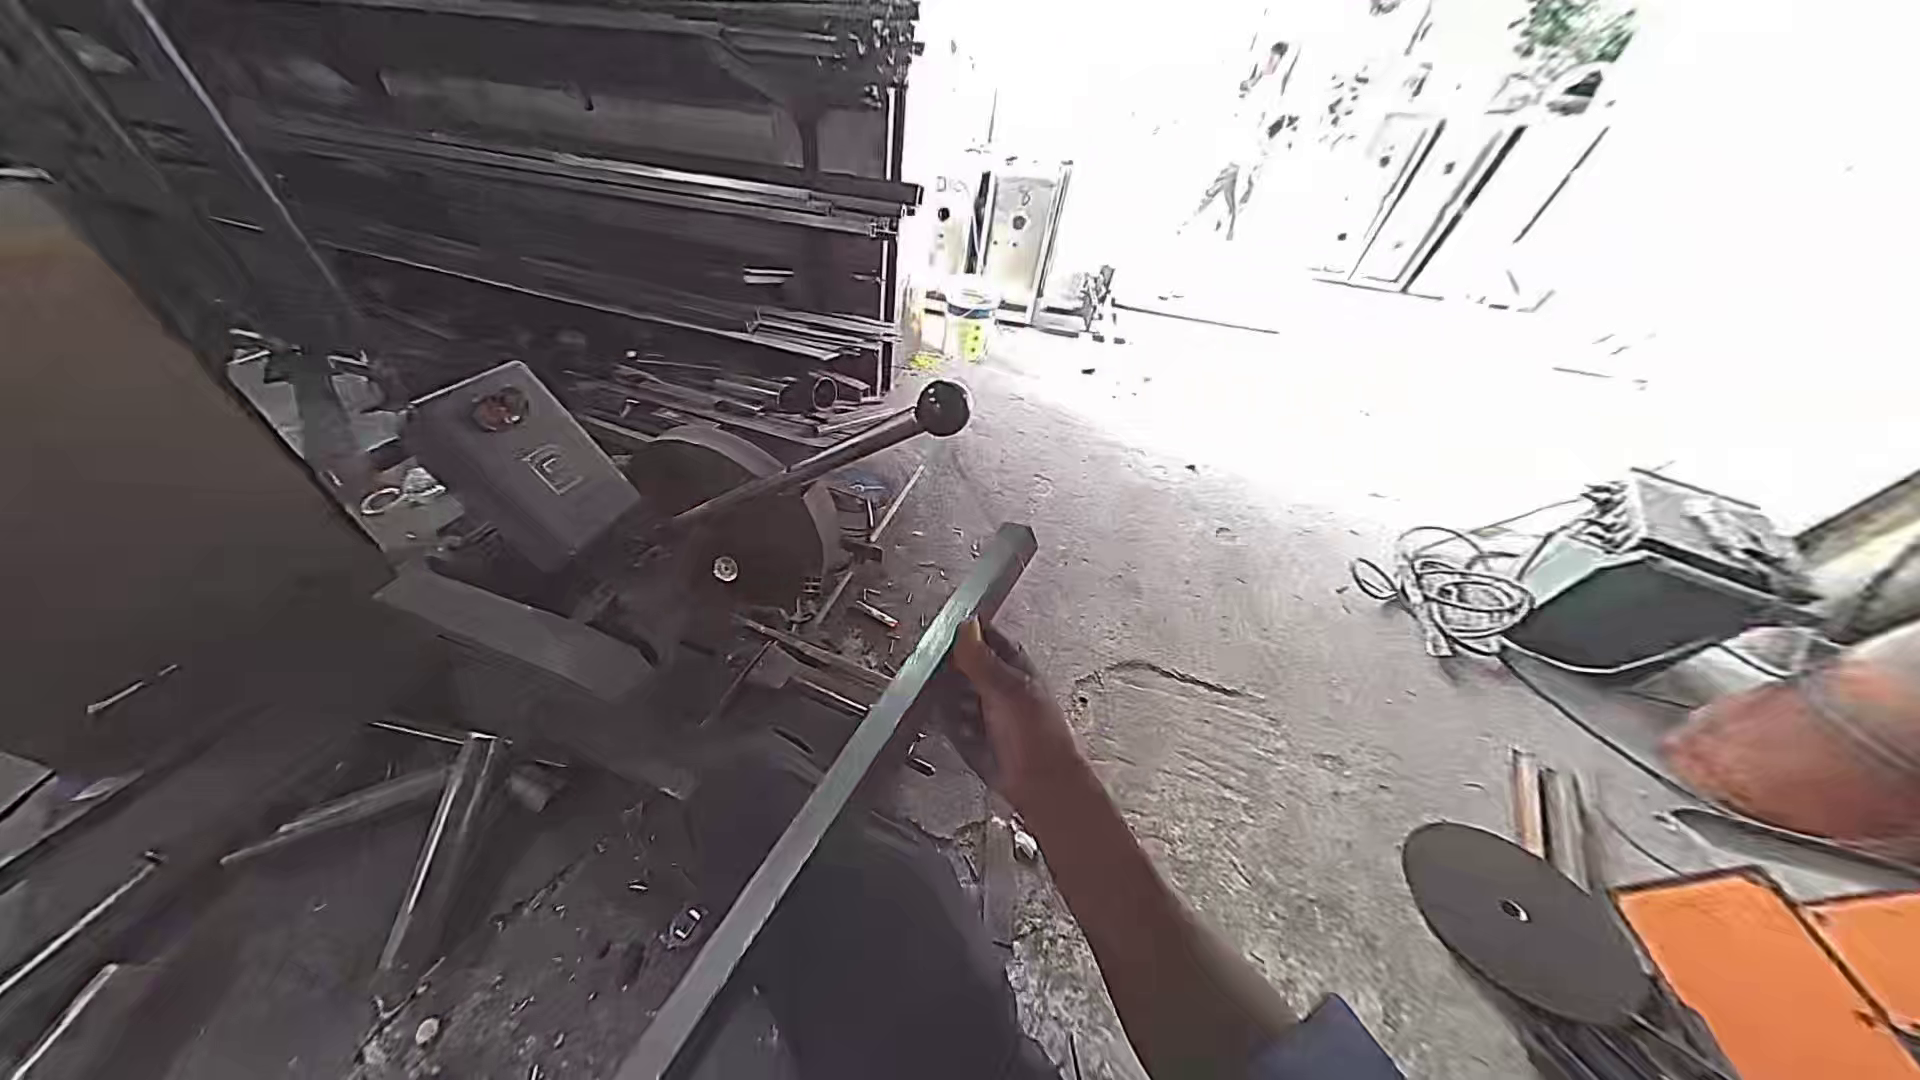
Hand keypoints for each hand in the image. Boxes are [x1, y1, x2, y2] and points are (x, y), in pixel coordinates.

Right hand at [949, 619, 1083, 814]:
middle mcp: (996, 681)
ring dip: (948, 701)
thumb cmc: (1037, 735)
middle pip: (959, 663)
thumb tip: (965, 624)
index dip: (960, 635)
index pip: (980, 634)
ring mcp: (983, 707)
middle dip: (947, 673)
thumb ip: (981, 658)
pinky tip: (960, 732)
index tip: (940, 642)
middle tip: (946, 683)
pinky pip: (949, 719)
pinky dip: (949, 723)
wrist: (1042, 784)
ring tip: (960, 714)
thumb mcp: (1006, 689)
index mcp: (1011, 662)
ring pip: (951, 691)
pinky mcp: (972, 731)